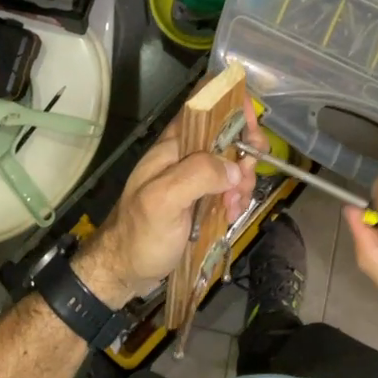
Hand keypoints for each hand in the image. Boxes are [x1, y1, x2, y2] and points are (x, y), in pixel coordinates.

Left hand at [73, 96, 261, 306]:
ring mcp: (193, 176)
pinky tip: (231, 214)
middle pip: (226, 135)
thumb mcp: (163, 201)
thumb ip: (197, 175)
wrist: (125, 271)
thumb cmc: (140, 234)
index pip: (204, 106)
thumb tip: (235, 167)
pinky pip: (228, 188)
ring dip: (242, 181)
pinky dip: (236, 198)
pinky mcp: (199, 198)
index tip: (252, 126)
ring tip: (234, 206)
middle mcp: (185, 153)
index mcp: (174, 144)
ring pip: (231, 163)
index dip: (231, 106)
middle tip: (246, 180)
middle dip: (245, 153)